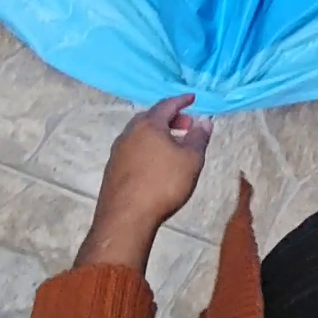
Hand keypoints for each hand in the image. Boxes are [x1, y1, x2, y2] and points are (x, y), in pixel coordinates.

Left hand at [76, 95, 212, 269]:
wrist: (126, 219)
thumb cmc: (163, 183)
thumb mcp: (191, 159)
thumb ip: (199, 138)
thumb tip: (204, 122)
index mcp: (148, 125)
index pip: (167, 105)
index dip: (182, 100)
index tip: (192, 98)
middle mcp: (129, 134)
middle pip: (150, 118)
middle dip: (170, 118)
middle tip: (186, 125)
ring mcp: (117, 152)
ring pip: (140, 135)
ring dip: (158, 134)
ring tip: (174, 145)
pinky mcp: (112, 171)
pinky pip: (133, 149)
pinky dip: (148, 148)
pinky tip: (157, 163)